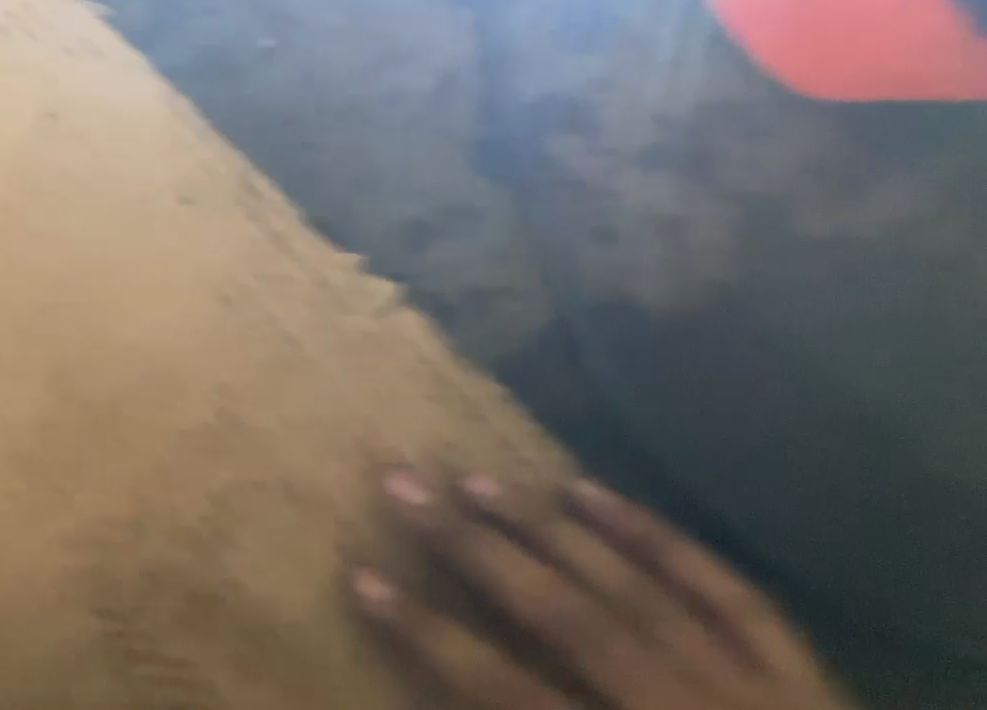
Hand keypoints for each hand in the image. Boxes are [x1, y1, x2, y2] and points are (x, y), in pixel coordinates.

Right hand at [349, 465, 850, 709]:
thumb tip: (424, 705)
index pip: (505, 692)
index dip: (428, 635)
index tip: (361, 578)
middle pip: (565, 617)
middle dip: (474, 547)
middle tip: (403, 485)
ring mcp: (755, 694)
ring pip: (634, 589)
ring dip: (547, 529)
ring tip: (476, 479)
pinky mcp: (805, 681)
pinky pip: (727, 593)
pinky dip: (655, 537)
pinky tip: (589, 490)